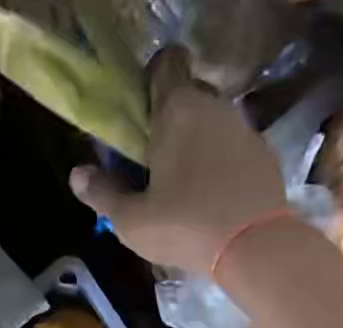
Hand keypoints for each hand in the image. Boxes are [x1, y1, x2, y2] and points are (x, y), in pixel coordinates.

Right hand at [68, 48, 287, 275]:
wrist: (254, 248)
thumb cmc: (185, 227)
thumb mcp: (132, 221)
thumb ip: (103, 194)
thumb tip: (77, 175)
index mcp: (177, 109)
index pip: (165, 64)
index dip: (151, 82)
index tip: (140, 117)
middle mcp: (214, 106)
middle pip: (189, 96)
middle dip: (172, 120)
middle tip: (156, 161)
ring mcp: (244, 129)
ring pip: (214, 123)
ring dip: (198, 144)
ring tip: (186, 185)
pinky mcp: (265, 155)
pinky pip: (235, 149)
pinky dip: (223, 164)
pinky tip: (214, 197)